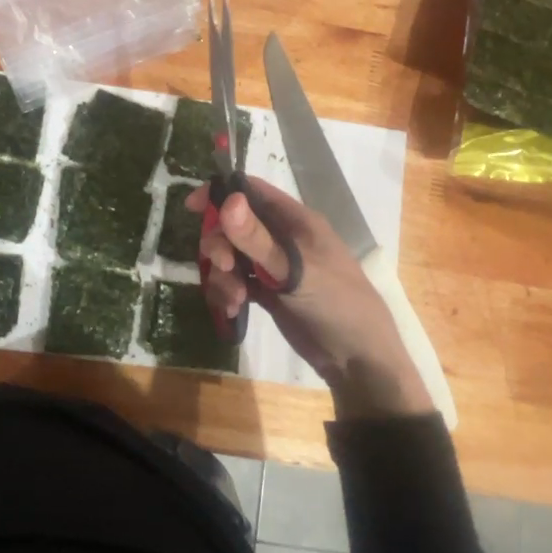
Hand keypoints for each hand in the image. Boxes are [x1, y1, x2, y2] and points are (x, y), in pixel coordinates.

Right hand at [190, 177, 433, 417]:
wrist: (359, 361)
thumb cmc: (336, 304)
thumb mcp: (295, 271)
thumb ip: (258, 239)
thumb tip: (227, 200)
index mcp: (296, 221)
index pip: (251, 192)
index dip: (221, 194)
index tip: (192, 208)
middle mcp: (284, 238)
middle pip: (233, 226)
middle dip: (220, 246)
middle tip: (222, 267)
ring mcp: (276, 266)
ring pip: (231, 257)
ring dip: (223, 275)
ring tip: (232, 299)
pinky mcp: (269, 292)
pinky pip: (237, 282)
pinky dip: (228, 292)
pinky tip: (233, 310)